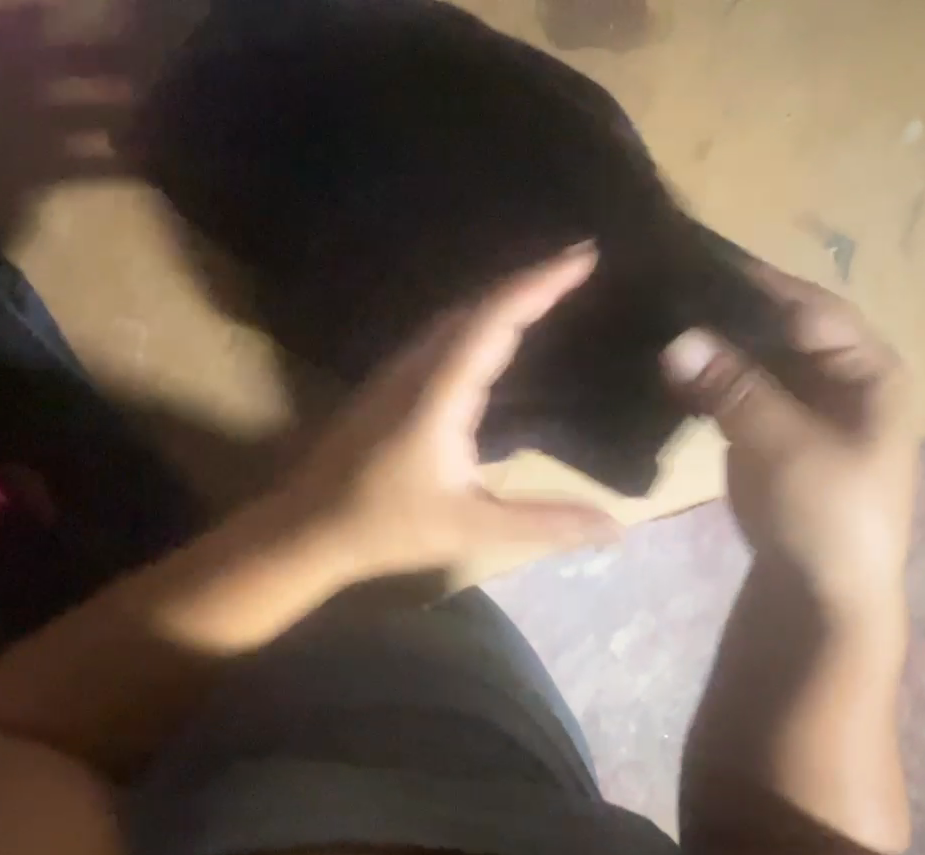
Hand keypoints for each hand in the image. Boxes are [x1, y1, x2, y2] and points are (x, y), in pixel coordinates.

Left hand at [273, 243, 620, 581]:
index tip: (584, 255)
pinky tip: (484, 345)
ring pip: (448, 321)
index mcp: (439, 392)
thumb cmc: (385, 527)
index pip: (494, 318)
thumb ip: (543, 522)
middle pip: (472, 308)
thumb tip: (617, 525)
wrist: (306, 529)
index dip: (539, 282)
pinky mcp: (381, 392)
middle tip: (574, 269)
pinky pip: (434, 341)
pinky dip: (470, 327)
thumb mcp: (471, 529)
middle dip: (524, 283)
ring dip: (494, 302)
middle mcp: (414, 370)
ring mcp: (392, 377)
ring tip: (540, 296)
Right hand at [660, 264, 916, 613]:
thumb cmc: (827, 514)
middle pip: (776, 330)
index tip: (694, 259)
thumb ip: (734, 389)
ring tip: (651, 323)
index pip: (808, 306)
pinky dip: (701, 382)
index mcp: (868, 370)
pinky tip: (662, 370)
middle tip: (659, 291)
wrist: (820, 591)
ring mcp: (798, 408)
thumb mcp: (786, 445)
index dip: (755, 284)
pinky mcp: (765, 436)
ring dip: (708, 348)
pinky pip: (731, 394)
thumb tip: (677, 338)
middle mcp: (837, 379)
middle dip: (723, 315)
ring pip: (749, 362)